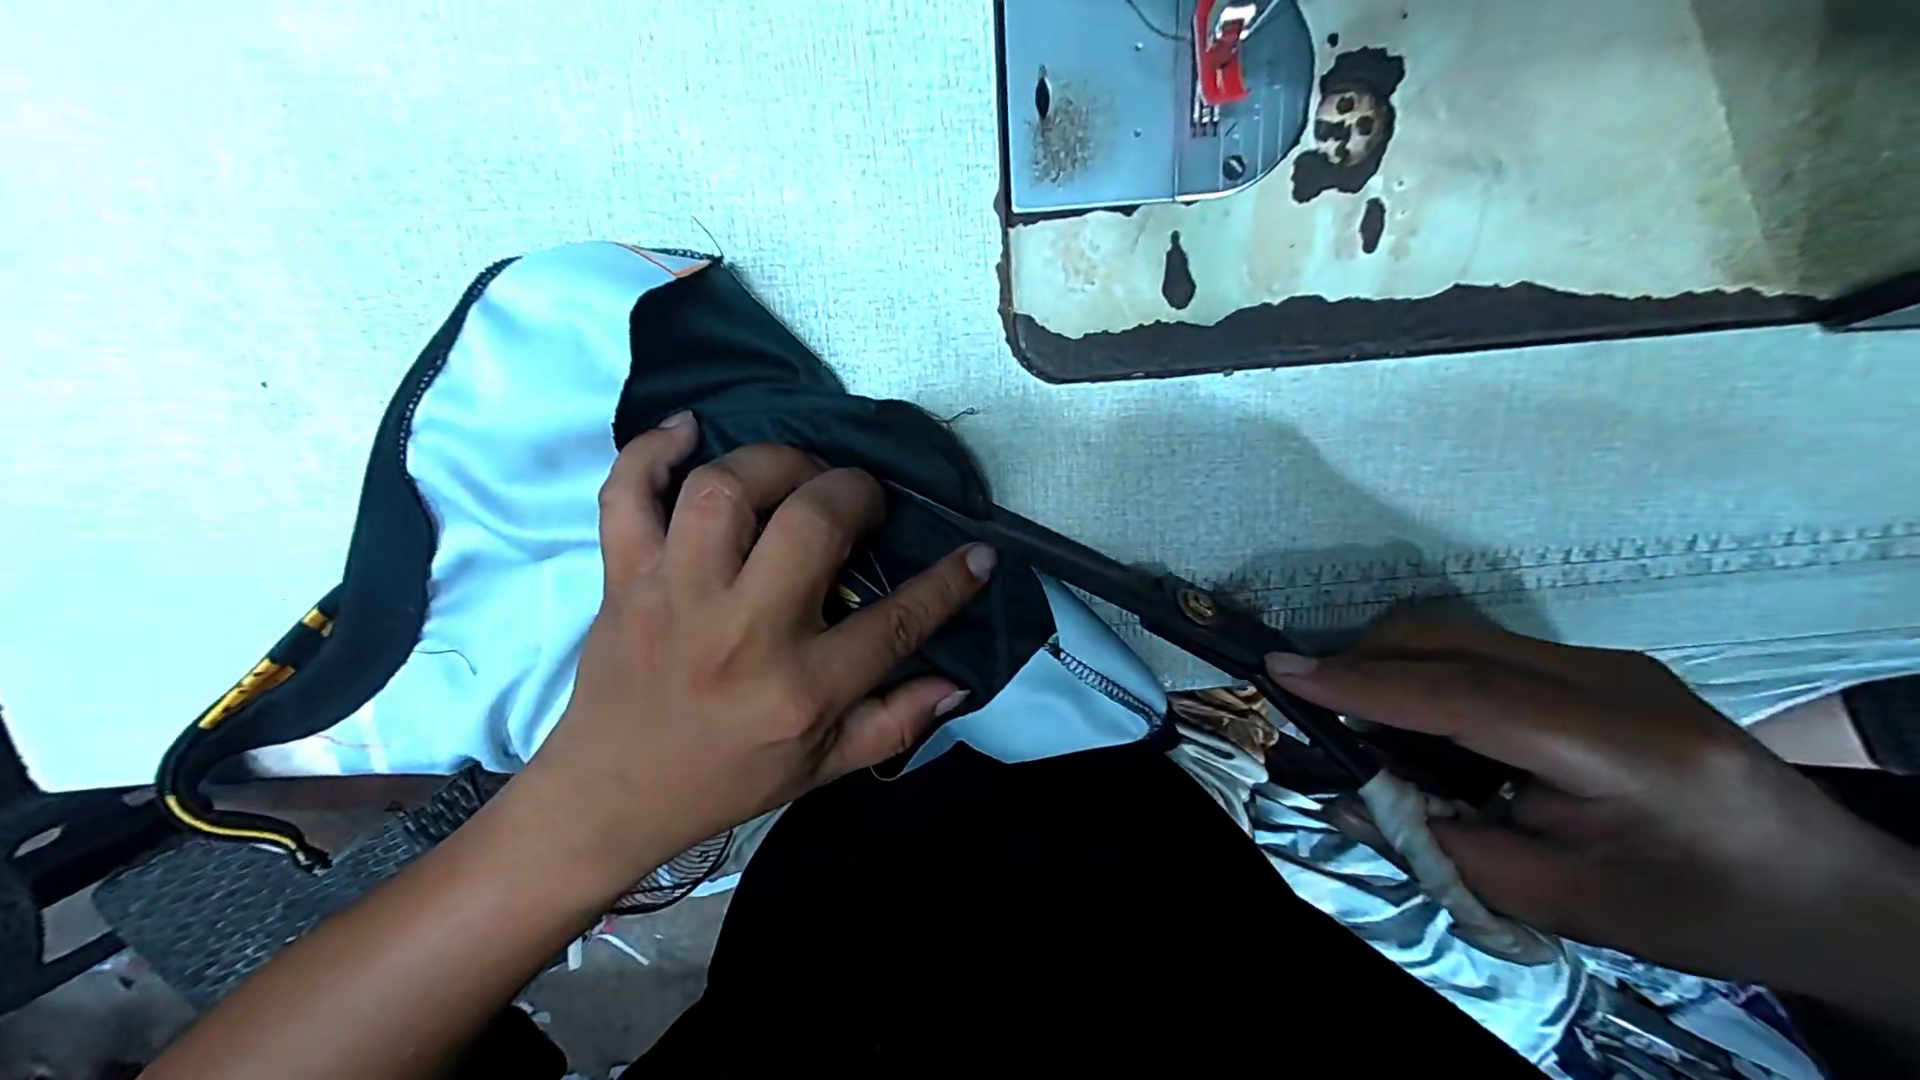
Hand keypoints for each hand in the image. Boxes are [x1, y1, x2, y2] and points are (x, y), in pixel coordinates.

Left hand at [513, 413, 995, 897]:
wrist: (608, 797)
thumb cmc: (727, 780)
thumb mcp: (824, 768)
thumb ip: (896, 723)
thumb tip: (958, 679)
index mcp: (801, 688)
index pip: (897, 622)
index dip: (950, 582)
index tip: (977, 553)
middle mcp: (742, 631)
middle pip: (811, 525)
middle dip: (855, 492)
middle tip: (863, 501)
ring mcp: (675, 596)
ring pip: (725, 492)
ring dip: (774, 463)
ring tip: (797, 474)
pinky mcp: (623, 578)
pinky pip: (627, 494)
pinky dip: (651, 450)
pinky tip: (688, 429)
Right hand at [1266, 616, 1919, 1026]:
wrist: (1838, 892)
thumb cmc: (1706, 910)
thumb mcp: (1570, 904)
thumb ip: (1448, 849)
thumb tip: (1346, 804)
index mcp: (1628, 751)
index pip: (1467, 696)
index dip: (1366, 682)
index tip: (1284, 673)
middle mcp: (1615, 682)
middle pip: (1455, 641)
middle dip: (1363, 658)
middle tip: (1304, 693)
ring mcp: (1605, 662)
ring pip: (1460, 631)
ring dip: (1388, 657)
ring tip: (1346, 701)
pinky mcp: (1592, 663)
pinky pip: (1480, 646)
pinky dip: (1422, 665)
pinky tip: (1409, 706)